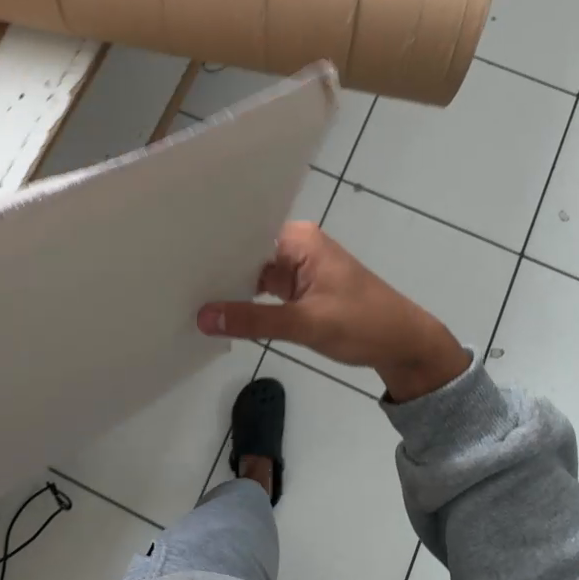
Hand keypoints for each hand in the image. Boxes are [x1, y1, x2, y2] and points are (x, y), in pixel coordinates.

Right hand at [198, 222, 471, 401]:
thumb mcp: (306, 324)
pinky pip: (263, 289)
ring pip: (252, 272)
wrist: (405, 346)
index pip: (247, 233)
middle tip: (173, 275)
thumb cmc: (363, 325)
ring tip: (186, 291)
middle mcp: (296, 246)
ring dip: (228, 284)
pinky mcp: (299, 290)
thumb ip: (253, 320)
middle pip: (246, 251)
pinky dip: (245, 299)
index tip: (177, 252)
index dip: (214, 243)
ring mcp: (297, 268)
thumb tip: (202, 317)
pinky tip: (217, 308)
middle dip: (215, 265)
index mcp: (300, 240)